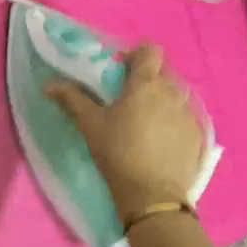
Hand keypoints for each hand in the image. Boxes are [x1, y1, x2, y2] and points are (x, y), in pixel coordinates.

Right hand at [45, 43, 204, 224]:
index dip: (135, 56)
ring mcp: (189, 114)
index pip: (149, 50)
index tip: (119, 72)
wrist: (153, 196)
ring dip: (161, 100)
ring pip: (175, 95)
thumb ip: (71, 99)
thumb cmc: (118, 153)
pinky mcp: (197, 135)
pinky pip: (184, 117)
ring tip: (144, 121)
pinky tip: (159, 141)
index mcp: (146, 84)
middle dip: (146, 79)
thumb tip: (49, 84)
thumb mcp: (90, 125)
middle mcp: (173, 92)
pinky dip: (172, 121)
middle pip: (163, 71)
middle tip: (126, 99)